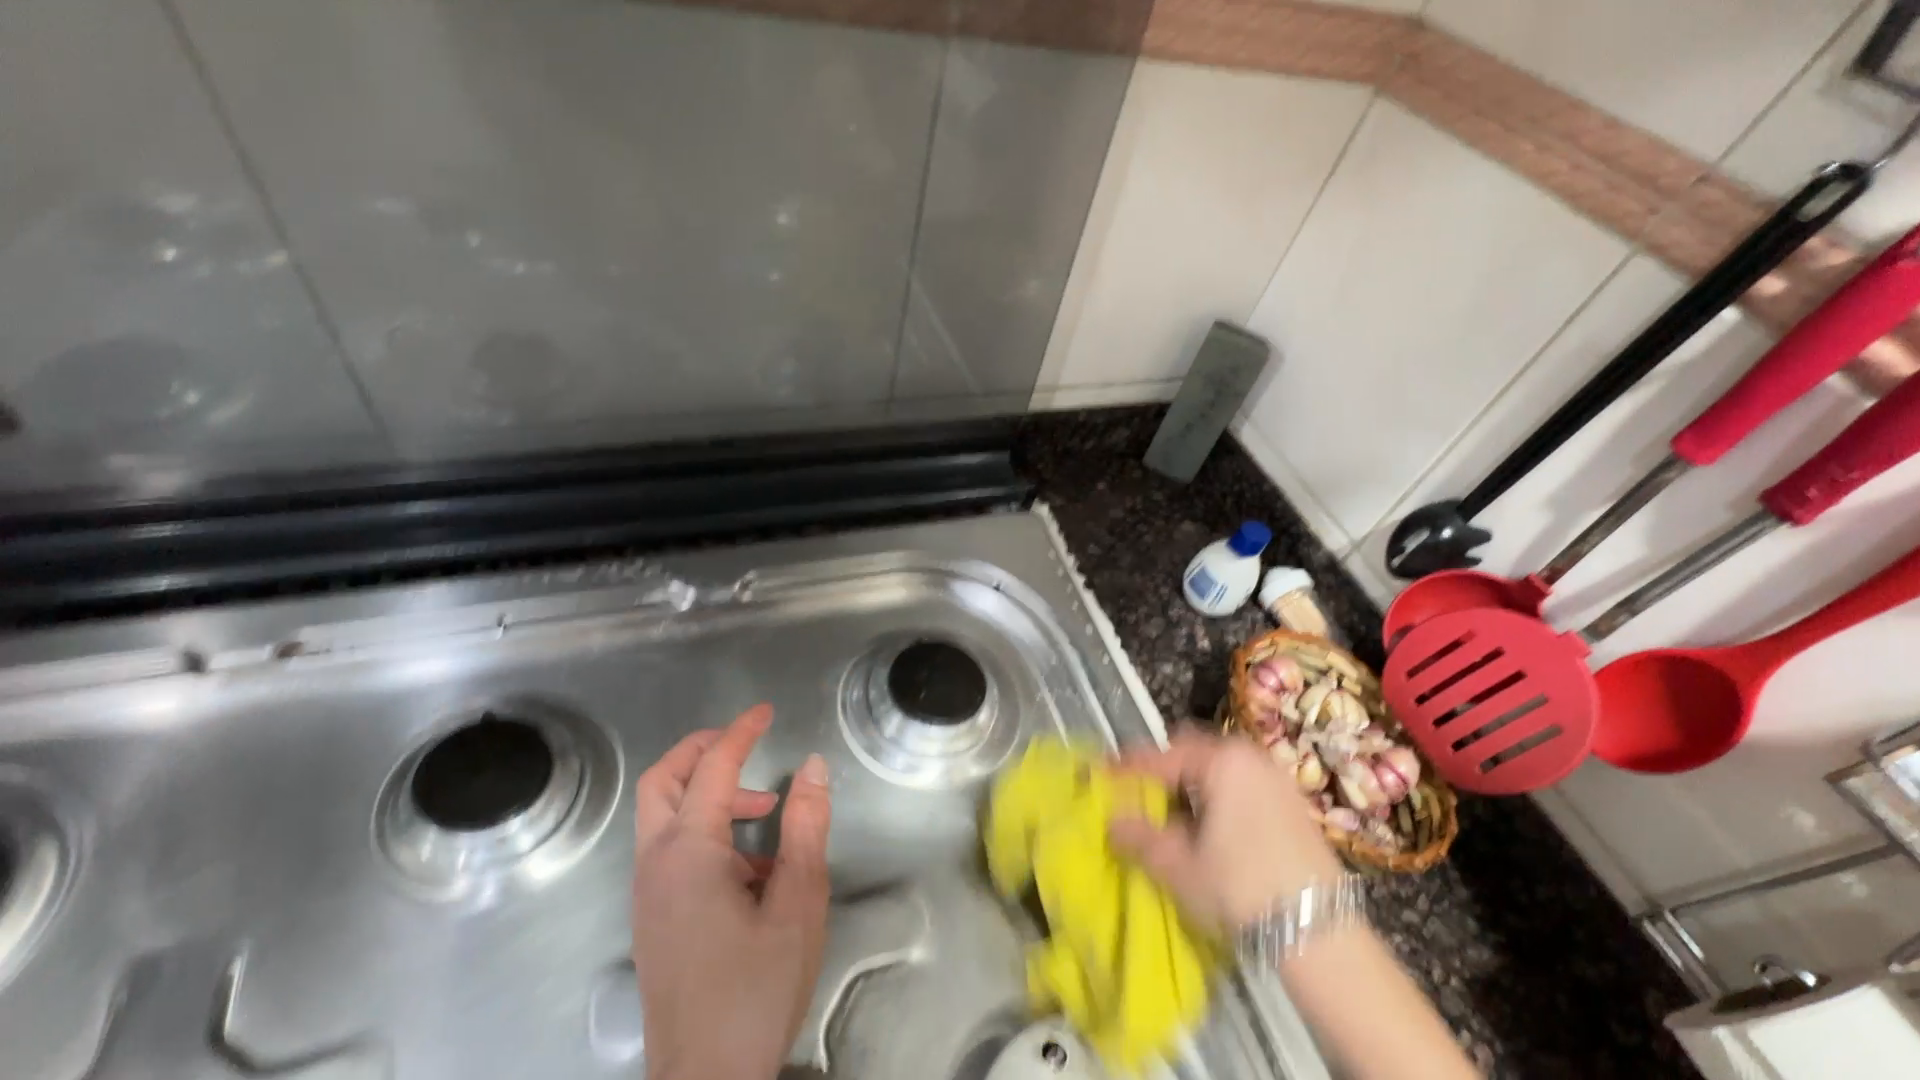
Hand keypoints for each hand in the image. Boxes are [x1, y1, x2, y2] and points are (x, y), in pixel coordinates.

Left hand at [632, 705, 831, 1079]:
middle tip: (746, 745)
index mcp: (688, 851)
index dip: (741, 732)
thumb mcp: (798, 903)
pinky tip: (749, 870)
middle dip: (702, 751)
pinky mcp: (650, 918)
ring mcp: (646, 892)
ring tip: (766, 816)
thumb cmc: (756, 988)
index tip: (766, 712)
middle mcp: (655, 862)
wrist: (705, 1077)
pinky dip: (701, 832)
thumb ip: (805, 828)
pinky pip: (667, 850)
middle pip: (663, 780)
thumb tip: (811, 768)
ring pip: (661, 816)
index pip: (714, 769)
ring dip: (705, 795)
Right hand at [1110, 730, 1342, 931]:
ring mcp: (1279, 781)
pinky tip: (1213, 831)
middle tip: (1141, 794)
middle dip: (1166, 771)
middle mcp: (1253, 758)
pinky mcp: (1296, 807)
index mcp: (1222, 761)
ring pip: (1224, 772)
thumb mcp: (1179, 865)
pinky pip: (1246, 788)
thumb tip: (1112, 821)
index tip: (1104, 773)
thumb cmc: (1239, 886)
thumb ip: (1140, 837)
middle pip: (1196, 754)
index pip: (1163, 756)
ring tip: (1175, 816)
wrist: (1319, 930)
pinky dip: (1223, 799)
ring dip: (1196, 786)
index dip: (1130, 767)